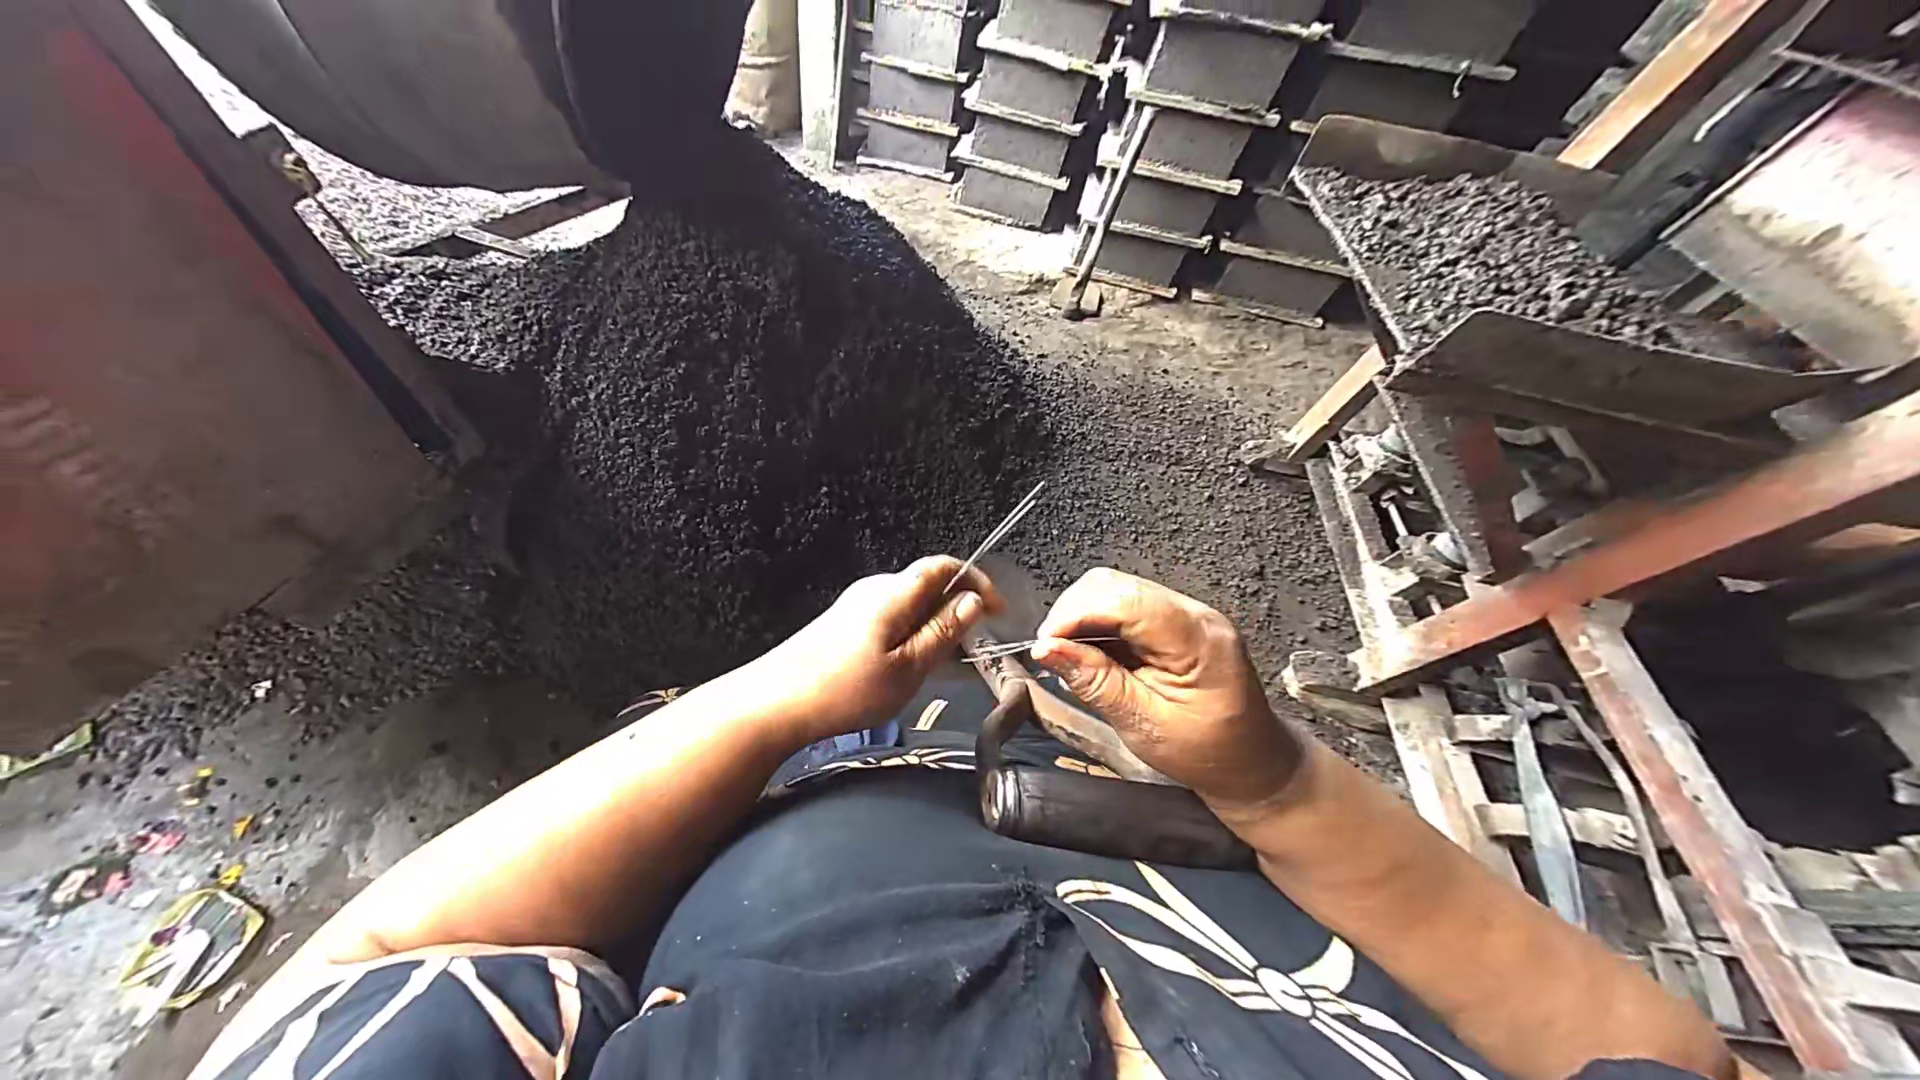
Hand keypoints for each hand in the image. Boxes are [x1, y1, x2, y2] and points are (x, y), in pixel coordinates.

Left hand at [744, 555, 1003, 745]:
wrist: (775, 705)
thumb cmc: (838, 691)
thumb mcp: (907, 667)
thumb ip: (943, 632)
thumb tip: (972, 603)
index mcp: (892, 594)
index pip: (944, 566)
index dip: (977, 581)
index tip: (997, 609)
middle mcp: (874, 591)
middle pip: (929, 587)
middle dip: (958, 612)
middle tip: (972, 648)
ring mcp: (858, 606)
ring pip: (912, 607)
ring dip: (936, 629)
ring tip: (942, 667)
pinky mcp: (848, 625)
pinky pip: (893, 621)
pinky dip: (913, 639)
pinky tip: (911, 670)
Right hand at [1030, 568, 1303, 812]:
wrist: (1253, 763)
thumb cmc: (1211, 754)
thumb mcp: (1145, 726)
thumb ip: (1096, 682)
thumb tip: (1047, 650)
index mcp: (1196, 639)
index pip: (1124, 600)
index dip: (1075, 614)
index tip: (1046, 644)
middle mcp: (1193, 614)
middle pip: (1114, 586)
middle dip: (1073, 614)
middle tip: (1053, 653)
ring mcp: (1184, 614)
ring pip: (1113, 591)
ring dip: (1082, 619)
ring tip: (1073, 658)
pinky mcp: (1173, 621)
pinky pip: (1123, 607)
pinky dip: (1097, 626)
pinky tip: (1093, 655)